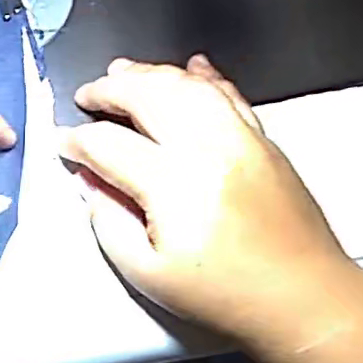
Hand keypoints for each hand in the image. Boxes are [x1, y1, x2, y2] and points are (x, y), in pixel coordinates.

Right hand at [59, 55, 362, 358]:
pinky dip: (206, 78)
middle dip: (110, 91)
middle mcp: (206, 148)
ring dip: (152, 74)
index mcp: (172, 185)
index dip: (78, 142)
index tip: (62, 144)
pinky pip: (230, 96)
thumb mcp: (148, 273)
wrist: (301, 295)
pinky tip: (191, 67)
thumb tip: (90, 185)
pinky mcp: (263, 142)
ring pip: (189, 86)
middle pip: (150, 97)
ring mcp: (240, 139)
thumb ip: (110, 224)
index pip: (110, 146)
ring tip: (124, 72)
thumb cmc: (222, 294)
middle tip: (87, 95)